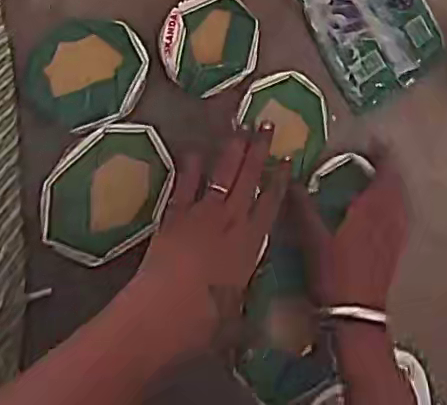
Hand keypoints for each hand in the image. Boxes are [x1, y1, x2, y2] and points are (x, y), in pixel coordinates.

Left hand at [134, 128, 288, 353]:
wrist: (159, 316)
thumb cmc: (203, 324)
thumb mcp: (237, 318)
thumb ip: (249, 302)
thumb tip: (263, 311)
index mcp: (250, 242)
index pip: (271, 202)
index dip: (280, 179)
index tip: (287, 158)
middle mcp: (230, 220)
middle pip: (249, 177)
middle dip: (259, 149)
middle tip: (265, 123)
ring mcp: (201, 214)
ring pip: (222, 174)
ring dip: (232, 150)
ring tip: (240, 128)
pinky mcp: (174, 216)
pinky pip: (186, 185)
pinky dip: (191, 168)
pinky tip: (196, 152)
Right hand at [291, 153, 407, 309]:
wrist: (357, 316)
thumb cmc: (335, 273)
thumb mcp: (313, 238)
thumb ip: (301, 207)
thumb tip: (289, 179)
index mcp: (372, 205)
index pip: (385, 168)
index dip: (379, 152)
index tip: (369, 142)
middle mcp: (390, 213)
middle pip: (396, 179)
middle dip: (385, 164)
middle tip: (369, 157)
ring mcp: (397, 231)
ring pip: (401, 196)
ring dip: (391, 182)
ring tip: (376, 177)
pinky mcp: (398, 246)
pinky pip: (402, 212)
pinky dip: (395, 201)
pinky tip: (382, 208)